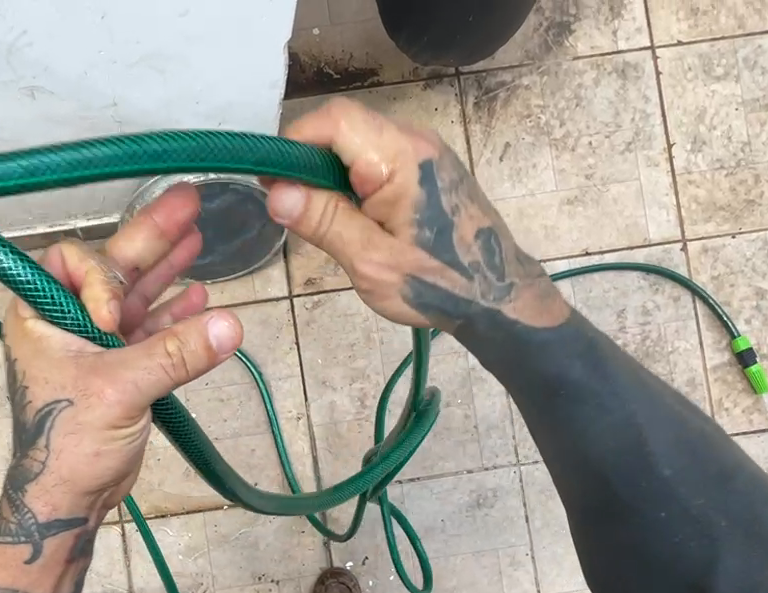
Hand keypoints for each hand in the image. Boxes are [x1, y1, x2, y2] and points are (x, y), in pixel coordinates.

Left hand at [0, 184, 244, 557]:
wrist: (70, 498)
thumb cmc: (69, 442)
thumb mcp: (119, 390)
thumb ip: (176, 354)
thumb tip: (231, 325)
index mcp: (40, 316)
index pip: (73, 264)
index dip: (103, 280)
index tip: (117, 322)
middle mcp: (66, 324)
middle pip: (112, 271)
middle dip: (150, 240)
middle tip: (189, 202)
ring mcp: (95, 348)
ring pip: (135, 300)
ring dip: (167, 273)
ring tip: (200, 237)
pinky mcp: (121, 372)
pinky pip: (150, 335)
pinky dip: (174, 320)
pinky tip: (200, 299)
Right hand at [265, 96, 568, 333]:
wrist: (495, 295)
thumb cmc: (437, 284)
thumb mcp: (371, 261)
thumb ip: (325, 222)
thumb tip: (275, 194)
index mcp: (400, 157)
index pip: (334, 121)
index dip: (295, 145)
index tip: (271, 185)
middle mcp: (413, 142)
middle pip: (343, 130)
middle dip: (309, 165)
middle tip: (292, 212)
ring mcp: (422, 153)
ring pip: (357, 146)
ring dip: (329, 178)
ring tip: (320, 223)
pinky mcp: (425, 170)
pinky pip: (376, 162)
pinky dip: (351, 184)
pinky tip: (350, 222)